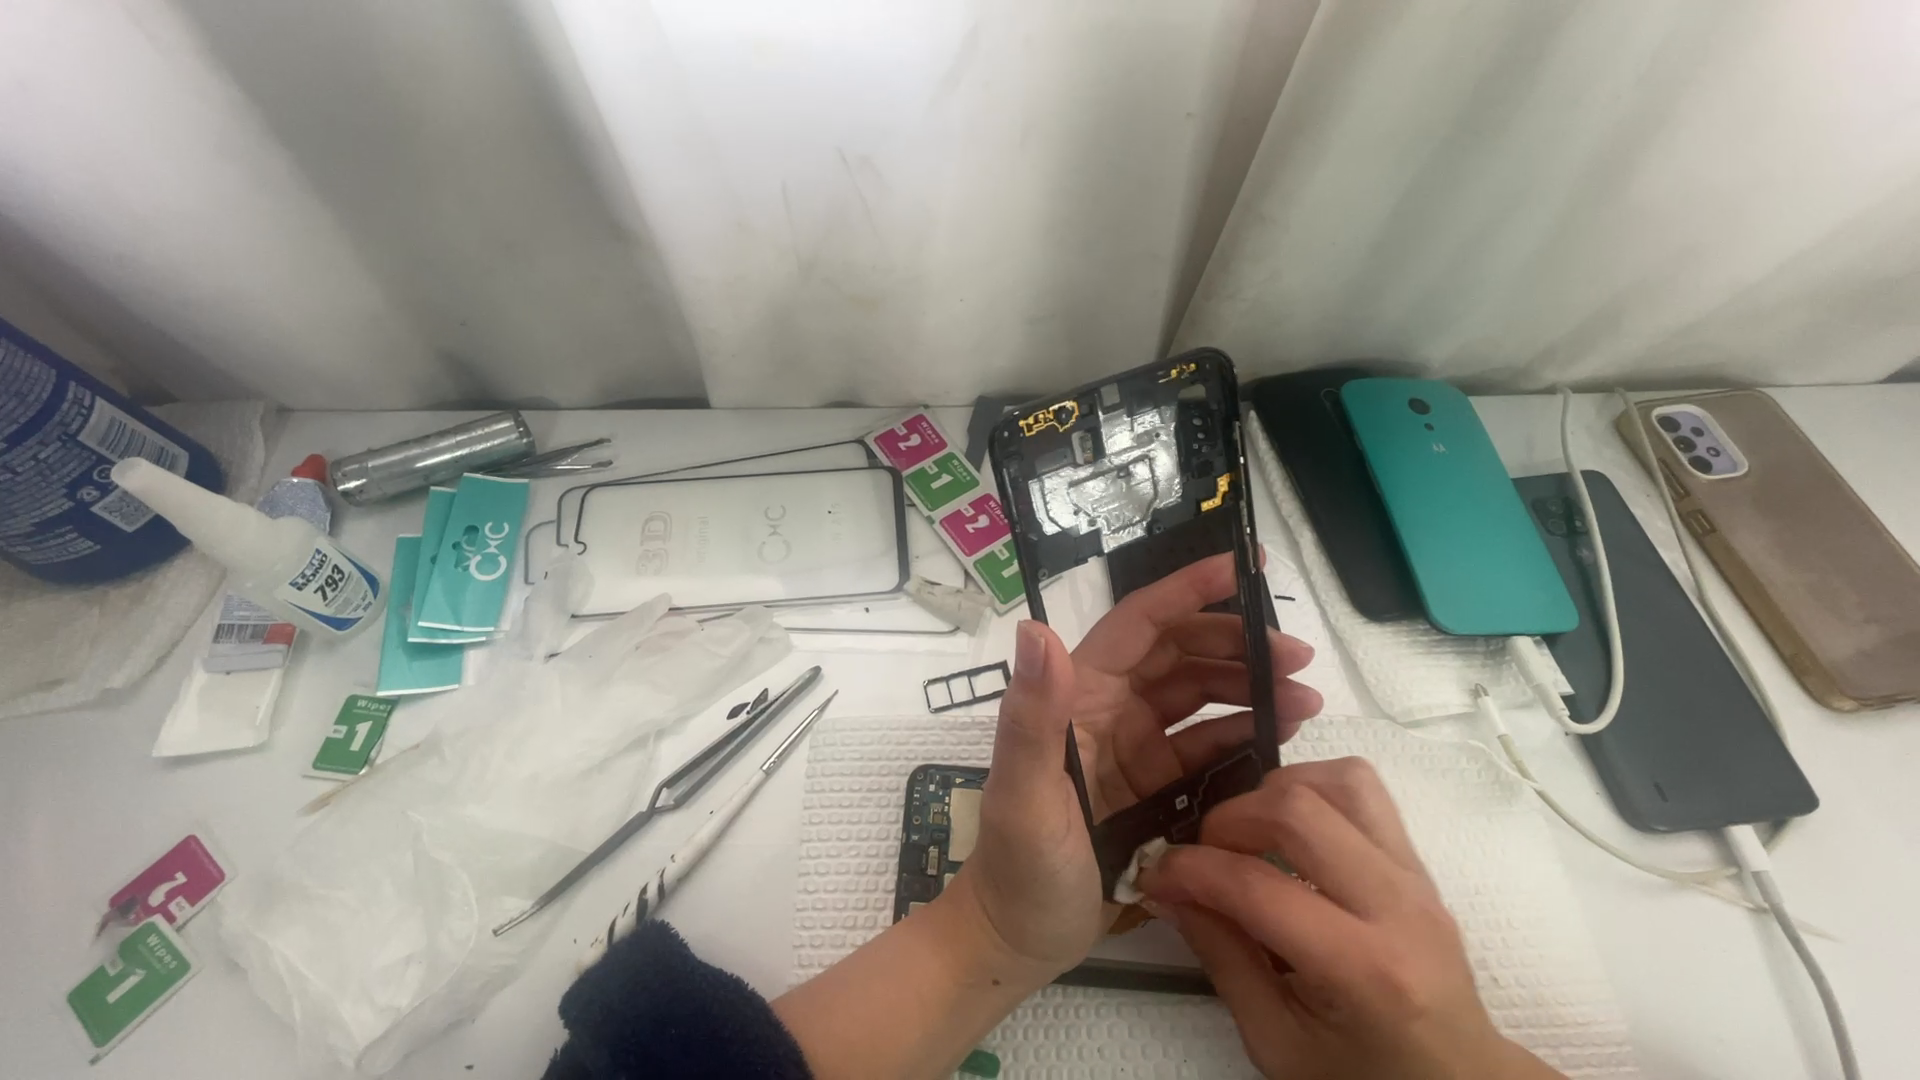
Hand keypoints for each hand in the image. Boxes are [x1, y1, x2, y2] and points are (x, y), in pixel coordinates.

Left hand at [950, 553, 1322, 976]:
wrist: (1020, 936)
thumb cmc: (1018, 864)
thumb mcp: (1024, 793)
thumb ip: (1032, 716)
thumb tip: (1036, 629)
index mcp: (1078, 695)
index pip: (1138, 625)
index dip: (1188, 591)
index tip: (1244, 567)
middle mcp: (1108, 709)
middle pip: (1179, 655)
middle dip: (1236, 644)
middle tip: (1297, 656)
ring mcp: (1133, 748)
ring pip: (1199, 699)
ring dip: (1249, 690)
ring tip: (1304, 699)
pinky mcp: (1153, 786)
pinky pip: (1204, 750)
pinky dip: (1241, 738)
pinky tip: (1279, 741)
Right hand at [1136, 758, 1563, 1079]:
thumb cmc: (1362, 1076)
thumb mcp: (1275, 1040)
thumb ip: (1219, 956)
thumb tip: (1165, 888)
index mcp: (1365, 970)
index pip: (1258, 887)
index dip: (1190, 871)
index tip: (1155, 875)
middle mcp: (1398, 906)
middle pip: (1297, 811)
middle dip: (1227, 821)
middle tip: (1202, 856)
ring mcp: (1416, 874)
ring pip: (1336, 780)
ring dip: (1273, 794)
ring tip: (1247, 836)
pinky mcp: (1416, 858)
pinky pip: (1360, 788)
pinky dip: (1310, 789)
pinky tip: (1286, 829)